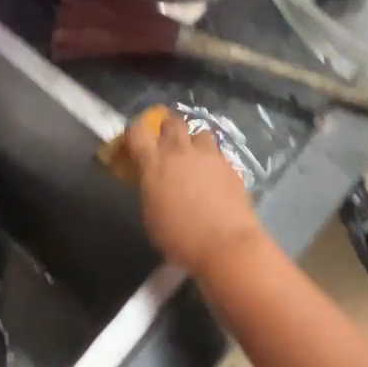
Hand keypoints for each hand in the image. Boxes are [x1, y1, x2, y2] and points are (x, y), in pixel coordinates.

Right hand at [125, 107, 265, 276]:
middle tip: (166, 142)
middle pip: (172, 121)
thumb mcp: (151, 215)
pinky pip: (218, 154)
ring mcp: (209, 157)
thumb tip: (154, 184)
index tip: (136, 140)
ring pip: (200, 133)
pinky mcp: (231, 167)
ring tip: (194, 158)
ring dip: (194, 142)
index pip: (138, 131)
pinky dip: (213, 161)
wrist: (226, 245)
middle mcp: (181, 152)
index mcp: (154, 163)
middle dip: (167, 127)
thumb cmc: (179, 236)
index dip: (135, 131)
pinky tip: (214, 178)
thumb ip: (150, 190)